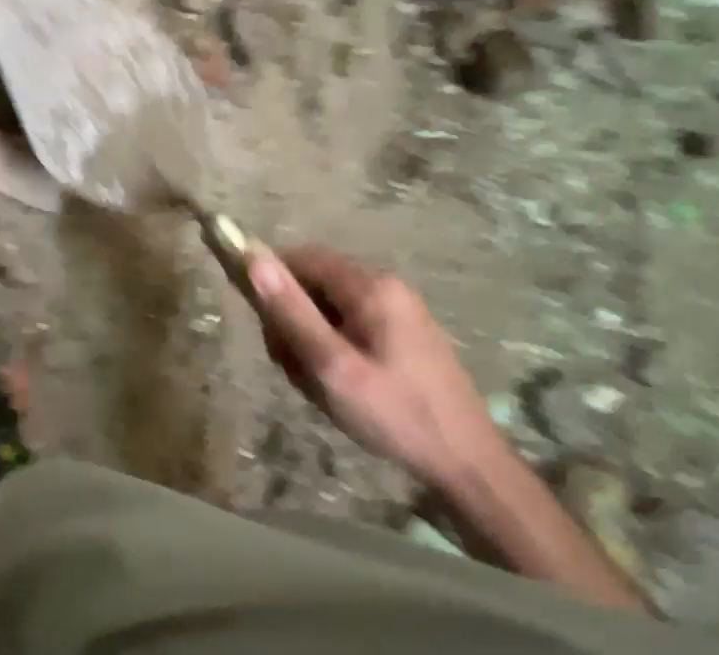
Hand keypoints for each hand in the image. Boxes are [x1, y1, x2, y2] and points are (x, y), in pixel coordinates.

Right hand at [245, 247, 503, 489]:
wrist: (466, 463)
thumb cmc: (393, 413)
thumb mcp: (331, 365)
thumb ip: (290, 310)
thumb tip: (252, 256)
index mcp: (371, 287)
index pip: (299, 258)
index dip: (272, 285)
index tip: (267, 329)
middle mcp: (387, 287)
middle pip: (313, 284)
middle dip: (291, 320)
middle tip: (295, 366)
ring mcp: (399, 311)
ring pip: (327, 308)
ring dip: (309, 340)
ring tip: (318, 383)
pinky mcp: (404, 334)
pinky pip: (349, 326)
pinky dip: (332, 349)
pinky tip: (339, 383)